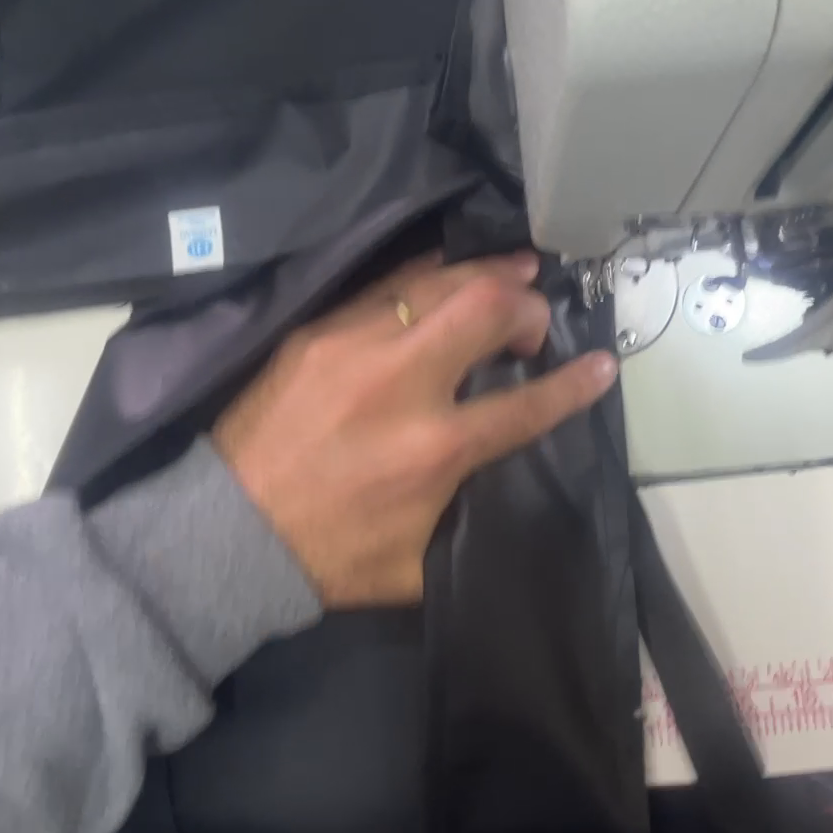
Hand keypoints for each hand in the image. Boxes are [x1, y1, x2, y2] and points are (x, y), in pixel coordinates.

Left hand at [213, 252, 617, 607]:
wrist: (229, 534)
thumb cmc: (329, 557)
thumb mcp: (418, 563)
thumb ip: (466, 515)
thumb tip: (493, 472)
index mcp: (435, 451)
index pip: (526, 404)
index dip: (575, 383)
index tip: (603, 365)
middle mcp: (402, 385)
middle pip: (486, 311)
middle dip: (526, 307)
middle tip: (533, 322)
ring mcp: (354, 348)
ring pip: (437, 282)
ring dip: (486, 272)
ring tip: (513, 269)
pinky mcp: (317, 333)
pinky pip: (386, 285)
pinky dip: (428, 275)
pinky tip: (445, 274)